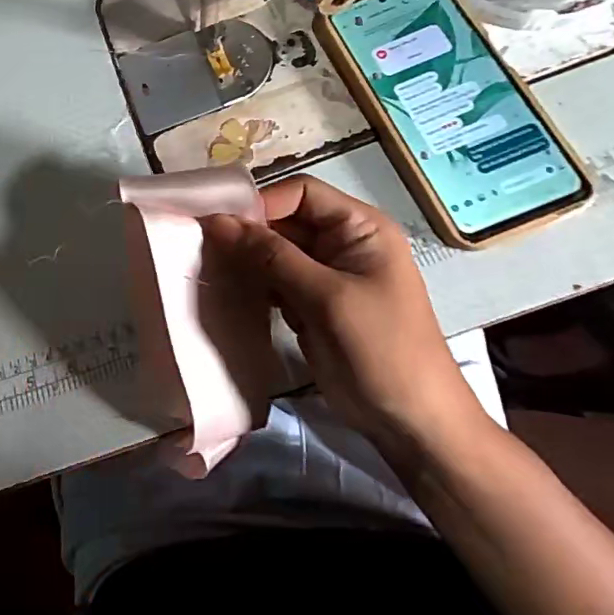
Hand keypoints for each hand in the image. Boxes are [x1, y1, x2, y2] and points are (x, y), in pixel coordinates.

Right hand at [202, 176, 484, 451]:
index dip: (261, 204)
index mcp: (359, 226)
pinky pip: (278, 283)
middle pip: (286, 221)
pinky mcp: (315, 305)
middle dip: (249, 233)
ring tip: (209, 270)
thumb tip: (219, 221)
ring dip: (248, 261)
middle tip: (202, 248)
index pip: (302, 193)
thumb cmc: (380, 348)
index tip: (218, 225)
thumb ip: (272, 257)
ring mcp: (328, 275)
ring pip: (277, 253)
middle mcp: (343, 242)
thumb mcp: (326, 298)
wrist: (411, 420)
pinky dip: (256, 287)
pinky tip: (230, 294)